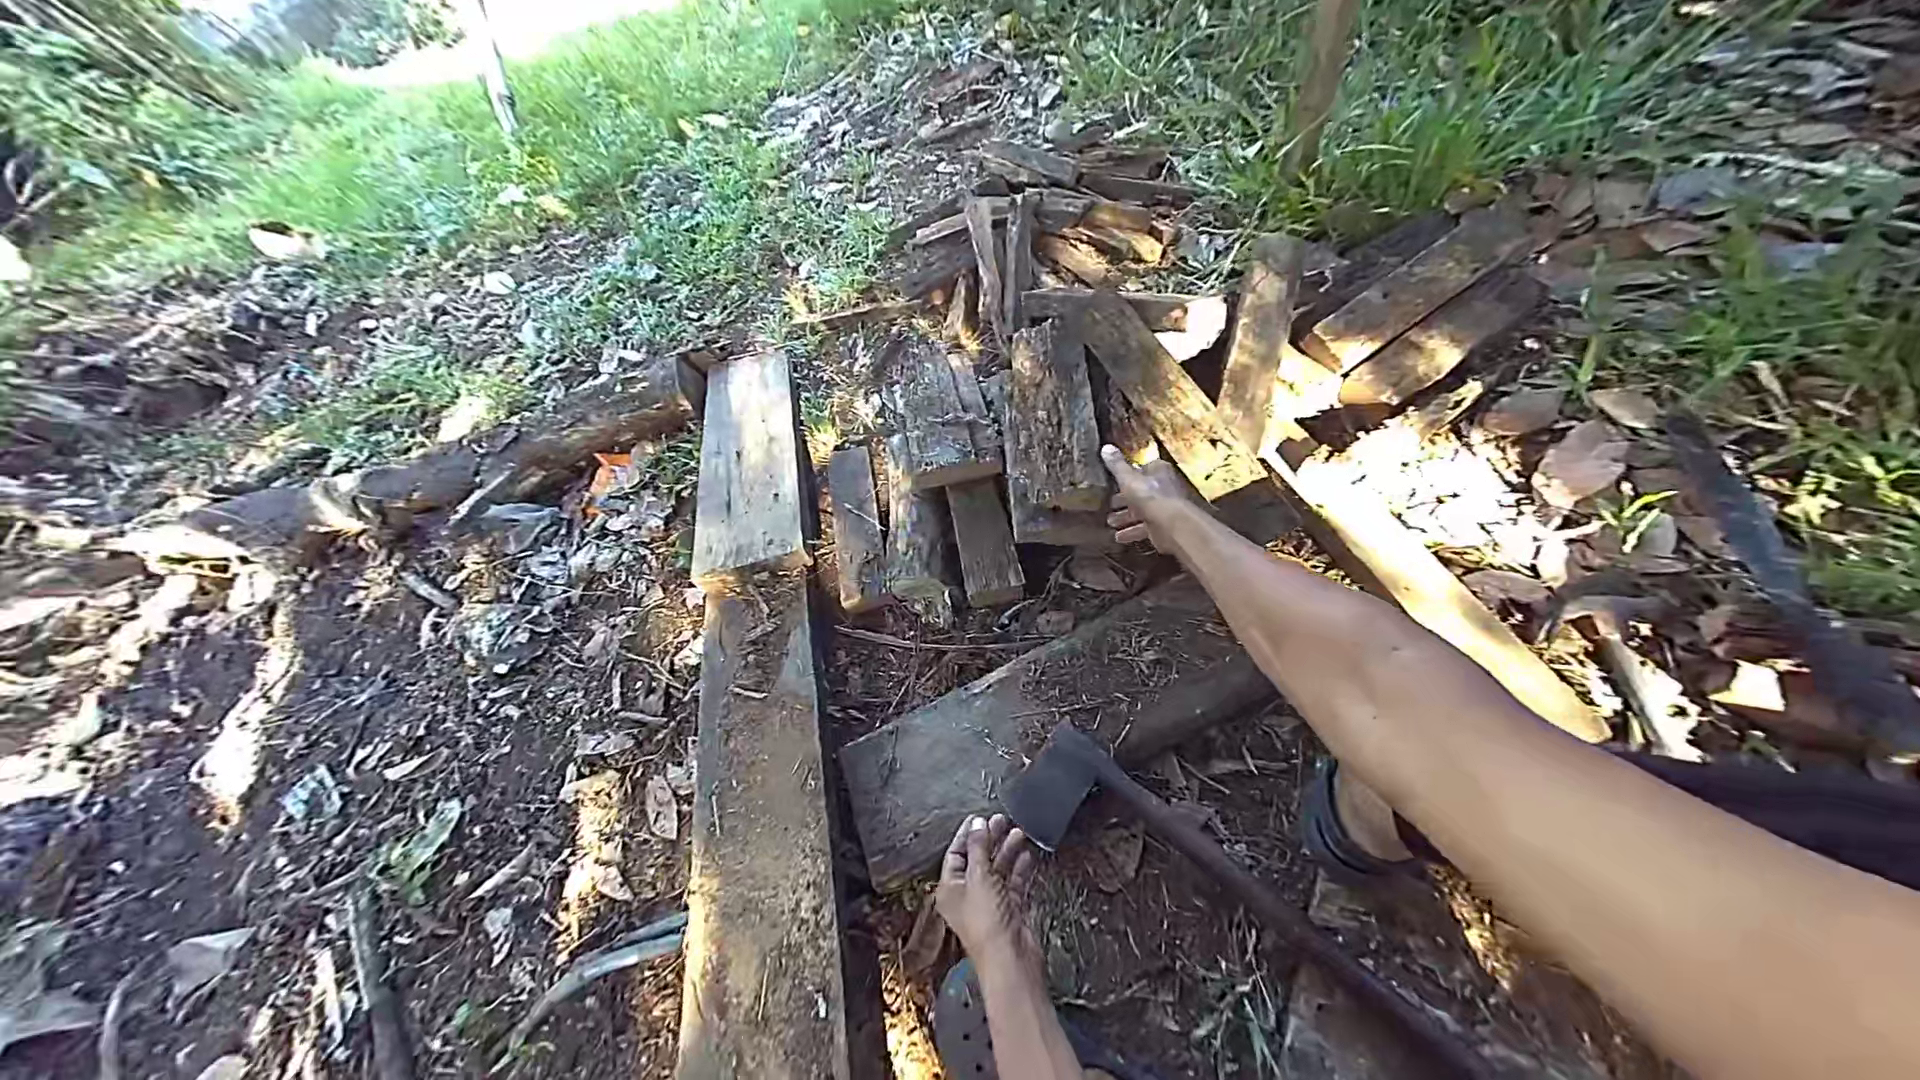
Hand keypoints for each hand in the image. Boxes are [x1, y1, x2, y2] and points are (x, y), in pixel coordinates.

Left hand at [934, 813, 1039, 973]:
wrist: (1011, 961)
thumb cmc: (987, 924)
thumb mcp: (979, 876)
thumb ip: (979, 847)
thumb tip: (977, 823)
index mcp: (950, 889)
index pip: (955, 854)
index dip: (967, 835)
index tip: (979, 818)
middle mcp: (967, 896)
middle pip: (978, 860)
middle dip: (990, 839)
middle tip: (1001, 821)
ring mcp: (989, 904)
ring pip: (997, 870)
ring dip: (1007, 851)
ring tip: (1018, 833)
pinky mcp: (1008, 911)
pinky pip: (1012, 883)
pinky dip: (1018, 869)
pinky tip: (1026, 855)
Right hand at [1102, 444, 1195, 553]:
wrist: (1172, 524)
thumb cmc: (1150, 496)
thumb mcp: (1128, 479)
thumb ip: (1117, 466)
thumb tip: (1106, 448)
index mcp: (1158, 471)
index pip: (1140, 470)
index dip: (1126, 477)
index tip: (1113, 483)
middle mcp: (1163, 487)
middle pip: (1140, 492)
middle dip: (1124, 500)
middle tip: (1109, 505)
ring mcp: (1164, 508)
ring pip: (1141, 511)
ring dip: (1126, 517)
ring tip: (1110, 522)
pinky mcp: (1163, 526)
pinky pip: (1144, 527)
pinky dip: (1132, 531)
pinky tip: (1119, 537)